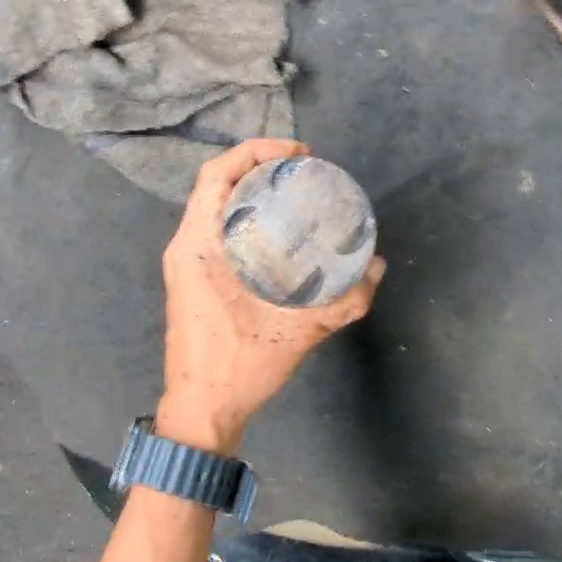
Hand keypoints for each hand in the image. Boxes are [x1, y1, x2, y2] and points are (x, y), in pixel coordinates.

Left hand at [157, 139, 386, 454]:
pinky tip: (279, 228)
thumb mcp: (298, 333)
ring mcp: (185, 262)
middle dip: (260, 166)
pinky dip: (244, 216)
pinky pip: (216, 228)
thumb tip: (377, 267)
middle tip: (305, 170)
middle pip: (217, 184)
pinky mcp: (192, 277)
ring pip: (215, 206)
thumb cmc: (239, 369)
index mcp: (197, 247)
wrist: (200, 410)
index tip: (298, 153)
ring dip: (251, 191)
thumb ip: (344, 302)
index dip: (256, 151)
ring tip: (296, 191)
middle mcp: (185, 246)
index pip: (216, 175)